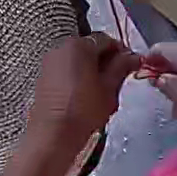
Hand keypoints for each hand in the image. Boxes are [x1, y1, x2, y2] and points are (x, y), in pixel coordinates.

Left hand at [24, 32, 137, 154]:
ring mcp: (50, 62)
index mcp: (79, 46)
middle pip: (91, 47)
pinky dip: (79, 75)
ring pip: (78, 59)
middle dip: (107, 60)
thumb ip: (121, 67)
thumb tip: (133, 57)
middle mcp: (61, 47)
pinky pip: (67, 68)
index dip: (122, 52)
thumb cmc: (84, 110)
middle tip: (119, 78)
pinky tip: (87, 93)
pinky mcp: (44, 76)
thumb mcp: (109, 87)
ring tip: (103, 89)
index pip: (106, 40)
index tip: (131, 66)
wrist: (52, 135)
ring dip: (93, 68)